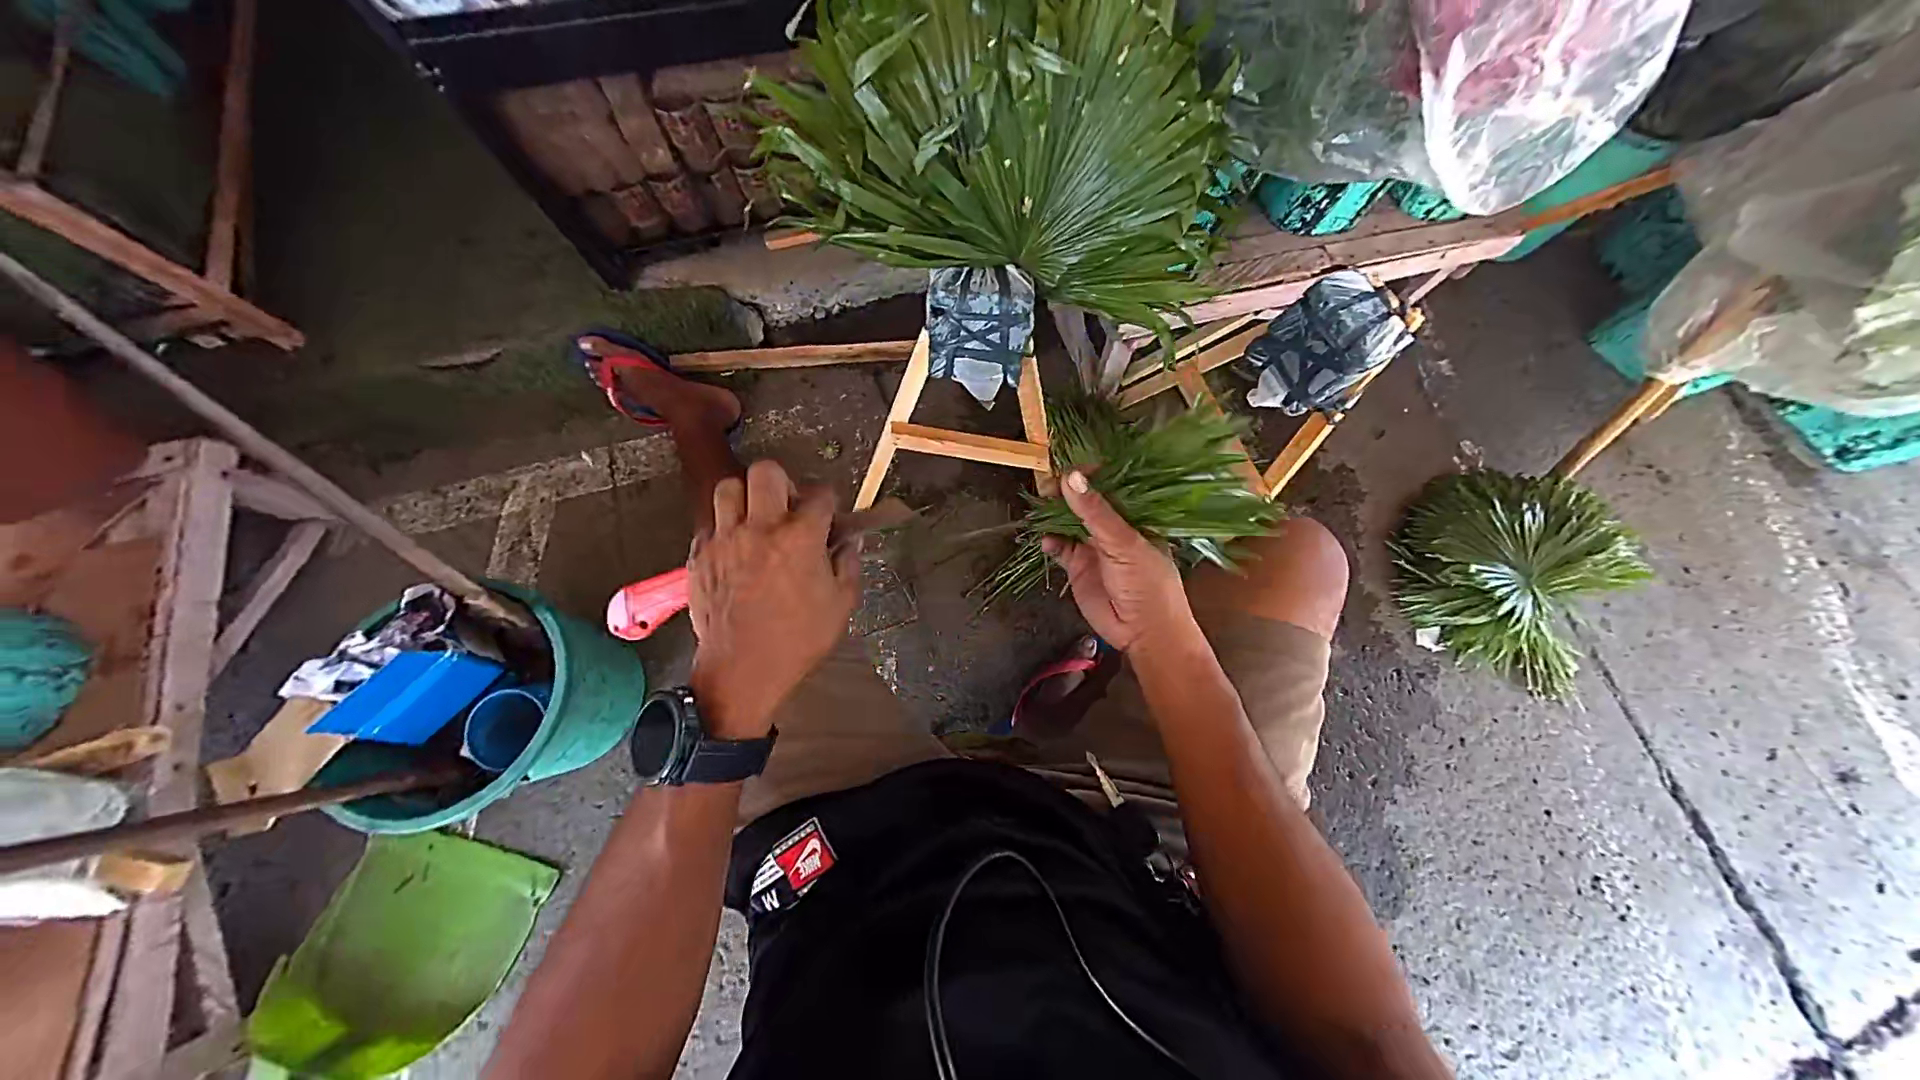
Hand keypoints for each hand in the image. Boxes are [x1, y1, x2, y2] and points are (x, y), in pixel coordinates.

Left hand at [687, 460, 859, 737]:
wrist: (743, 669)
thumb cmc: (796, 640)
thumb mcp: (840, 604)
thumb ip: (847, 564)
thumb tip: (850, 543)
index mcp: (800, 538)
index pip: (819, 494)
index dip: (828, 500)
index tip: (828, 511)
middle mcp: (760, 529)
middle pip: (766, 472)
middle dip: (782, 482)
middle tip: (788, 505)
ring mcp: (726, 540)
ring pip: (728, 488)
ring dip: (746, 497)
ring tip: (756, 518)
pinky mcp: (701, 556)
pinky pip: (709, 524)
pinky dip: (724, 528)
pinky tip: (737, 548)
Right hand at [1042, 469, 1200, 652]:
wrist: (1143, 631)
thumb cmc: (1148, 585)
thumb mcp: (1123, 542)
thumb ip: (1095, 511)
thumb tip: (1071, 478)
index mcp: (1135, 517)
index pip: (1111, 486)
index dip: (1090, 475)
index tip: (1070, 467)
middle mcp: (1114, 529)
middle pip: (1086, 502)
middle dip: (1066, 493)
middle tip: (1047, 483)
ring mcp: (1094, 547)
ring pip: (1069, 523)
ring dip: (1055, 515)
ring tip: (1041, 507)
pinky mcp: (1078, 566)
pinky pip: (1060, 547)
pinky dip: (1050, 541)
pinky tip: (1046, 539)